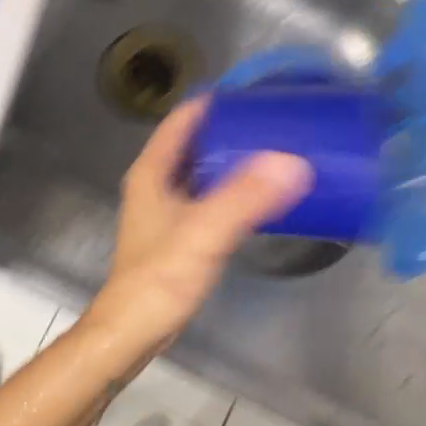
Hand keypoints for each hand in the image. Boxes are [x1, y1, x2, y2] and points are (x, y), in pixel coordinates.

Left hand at [81, 98, 312, 362]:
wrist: (133, 330)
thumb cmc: (159, 279)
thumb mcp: (204, 232)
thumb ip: (246, 197)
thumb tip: (292, 162)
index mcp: (152, 173)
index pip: (182, 120)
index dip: (214, 103)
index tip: (253, 94)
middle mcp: (155, 185)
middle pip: (194, 145)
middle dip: (229, 132)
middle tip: (272, 125)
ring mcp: (164, 212)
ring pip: (200, 174)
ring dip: (230, 163)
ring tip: (271, 155)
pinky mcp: (175, 237)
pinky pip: (206, 200)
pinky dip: (229, 193)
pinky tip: (257, 199)